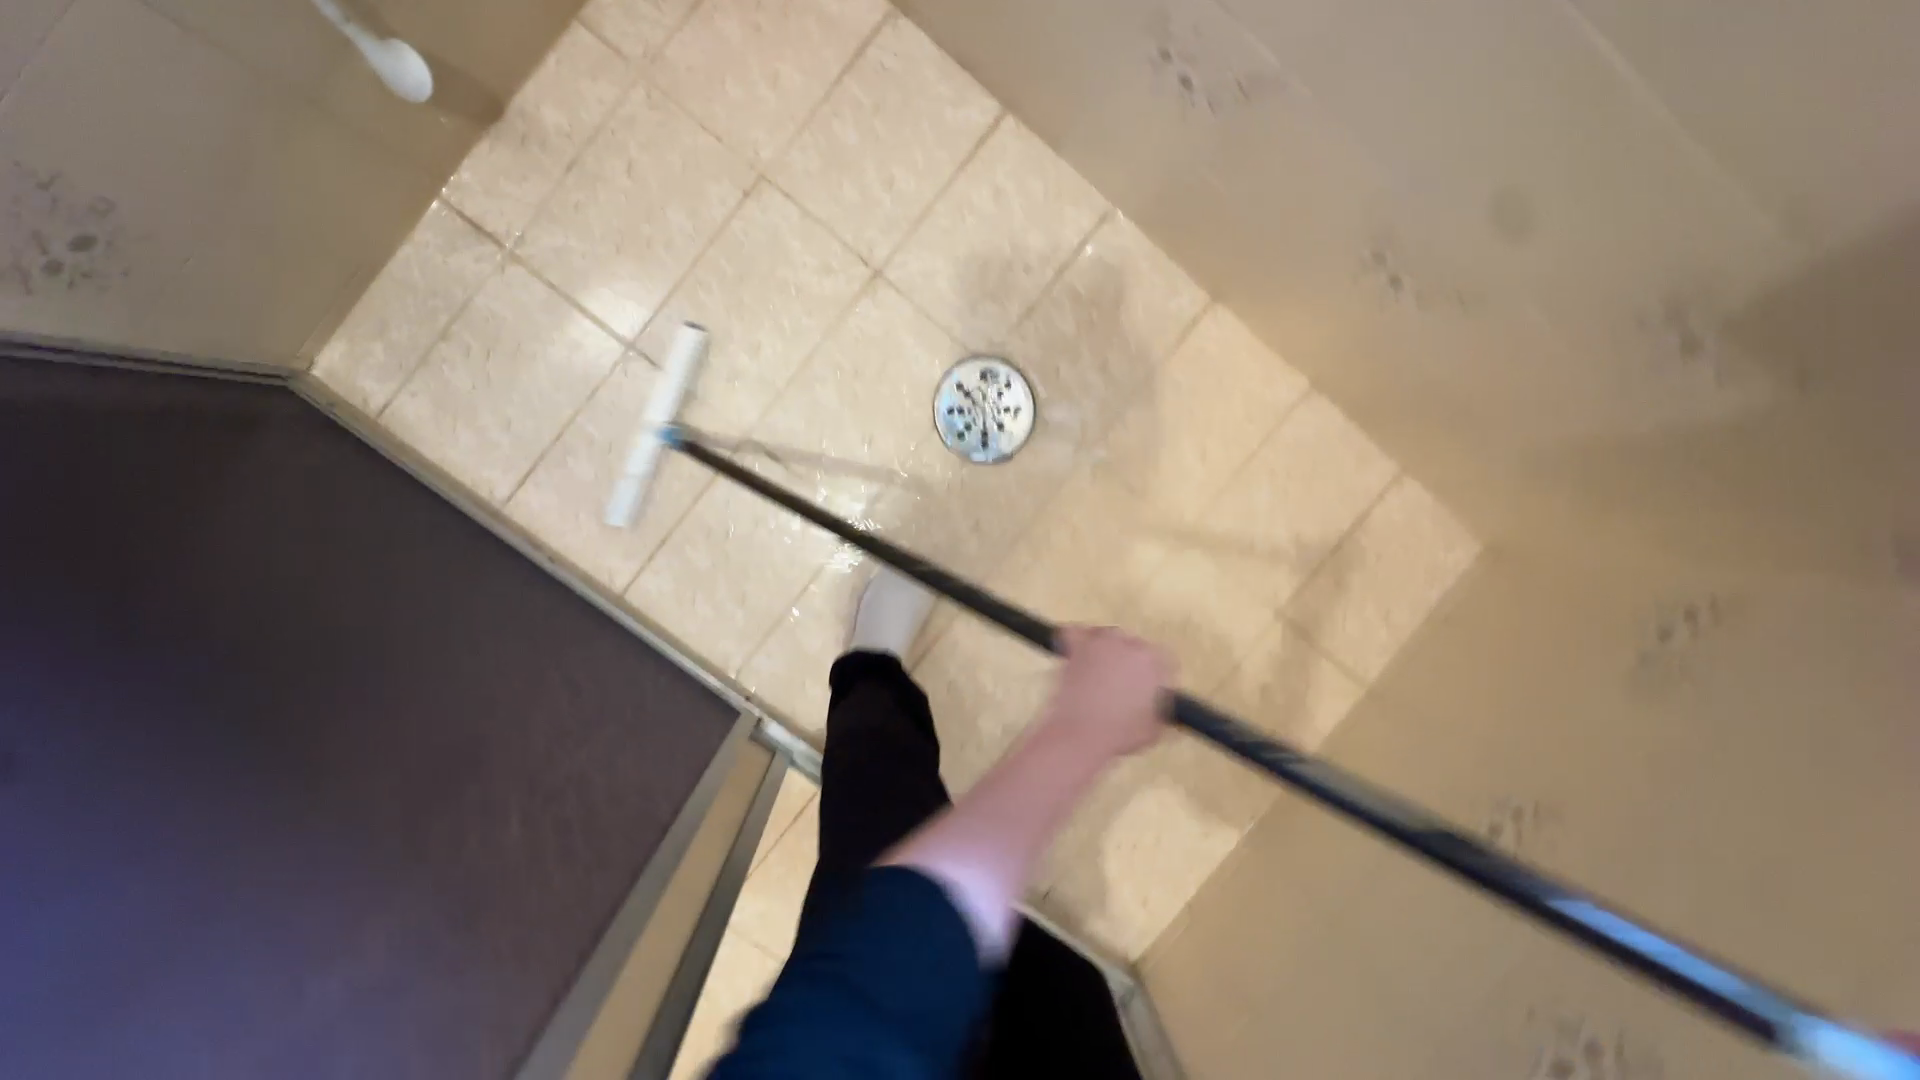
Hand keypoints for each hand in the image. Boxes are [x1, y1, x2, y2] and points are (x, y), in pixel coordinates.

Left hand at [1040, 626, 1172, 760]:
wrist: (1081, 733)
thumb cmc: (1121, 734)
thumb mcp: (1154, 727)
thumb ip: (1159, 707)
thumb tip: (1155, 702)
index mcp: (1155, 662)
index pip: (1166, 659)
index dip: (1158, 676)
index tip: (1149, 691)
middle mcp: (1130, 644)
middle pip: (1136, 646)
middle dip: (1131, 663)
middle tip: (1122, 686)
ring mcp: (1102, 642)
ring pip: (1108, 637)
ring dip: (1107, 651)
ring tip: (1099, 673)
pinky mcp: (1076, 647)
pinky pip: (1076, 632)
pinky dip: (1077, 640)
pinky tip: (1076, 652)